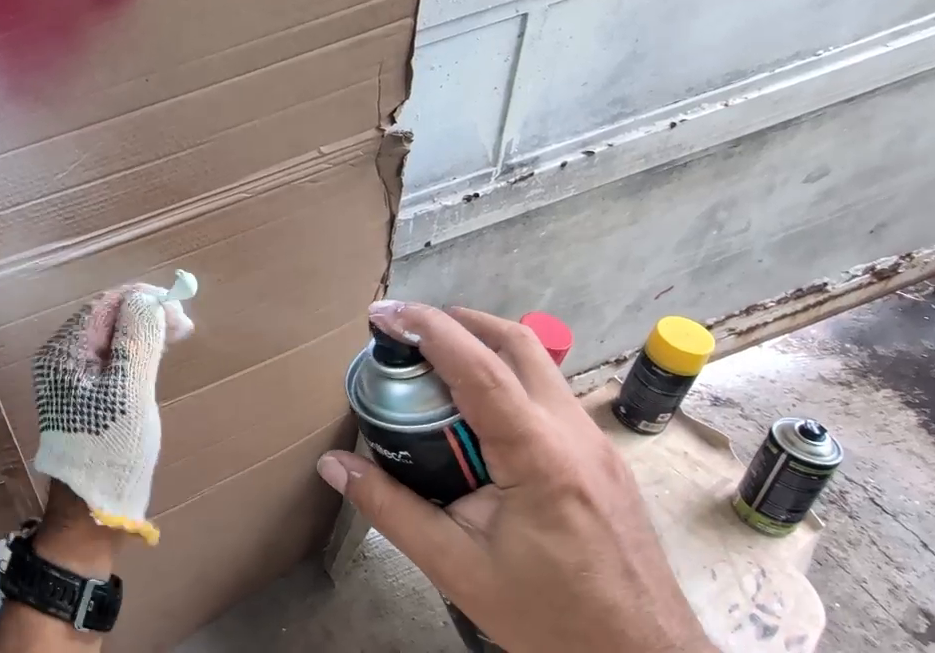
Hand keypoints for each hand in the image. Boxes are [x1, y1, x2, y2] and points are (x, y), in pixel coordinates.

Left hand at [28, 279, 194, 543]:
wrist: (92, 509)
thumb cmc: (111, 450)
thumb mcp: (129, 392)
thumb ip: (138, 340)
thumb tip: (146, 299)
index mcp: (63, 352)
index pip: (102, 305)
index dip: (140, 298)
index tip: (178, 305)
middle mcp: (60, 358)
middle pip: (105, 318)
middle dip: (144, 313)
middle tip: (183, 323)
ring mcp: (69, 377)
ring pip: (110, 337)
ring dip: (142, 330)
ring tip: (177, 334)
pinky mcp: (81, 393)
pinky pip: (110, 358)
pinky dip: (135, 351)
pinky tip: (156, 354)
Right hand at [317, 302, 713, 652]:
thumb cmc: (552, 620)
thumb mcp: (457, 568)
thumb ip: (391, 509)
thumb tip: (333, 465)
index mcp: (540, 457)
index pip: (479, 367)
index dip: (427, 328)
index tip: (381, 314)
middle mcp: (574, 434)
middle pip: (516, 344)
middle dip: (456, 322)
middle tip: (404, 333)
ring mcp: (596, 443)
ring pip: (537, 366)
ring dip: (482, 349)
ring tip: (430, 370)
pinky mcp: (602, 459)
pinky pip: (547, 395)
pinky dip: (503, 381)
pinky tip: (472, 420)